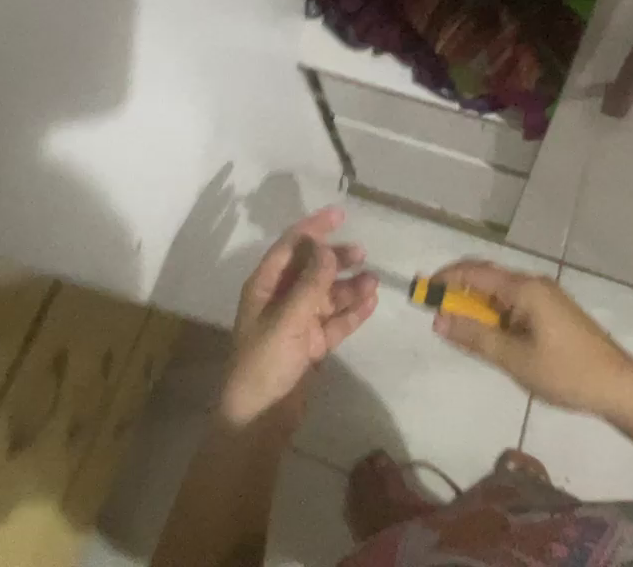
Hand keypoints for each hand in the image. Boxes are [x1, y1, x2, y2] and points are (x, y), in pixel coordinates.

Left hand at [219, 207, 378, 430]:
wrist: (259, 417)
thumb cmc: (265, 361)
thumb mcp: (287, 319)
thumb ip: (310, 284)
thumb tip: (328, 250)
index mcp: (264, 286)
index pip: (290, 247)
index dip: (313, 228)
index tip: (340, 214)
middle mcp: (280, 299)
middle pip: (311, 269)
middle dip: (335, 258)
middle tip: (362, 253)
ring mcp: (297, 322)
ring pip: (326, 295)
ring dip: (348, 286)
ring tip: (373, 281)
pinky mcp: (311, 345)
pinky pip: (335, 321)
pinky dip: (351, 312)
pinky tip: (370, 303)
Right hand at [428, 259, 632, 414]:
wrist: (622, 389)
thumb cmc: (566, 372)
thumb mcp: (514, 358)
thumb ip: (474, 337)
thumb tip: (438, 319)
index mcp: (524, 288)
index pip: (474, 272)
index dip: (445, 279)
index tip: (421, 292)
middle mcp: (534, 283)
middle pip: (486, 278)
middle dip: (458, 292)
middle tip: (436, 314)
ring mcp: (547, 297)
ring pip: (500, 293)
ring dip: (477, 307)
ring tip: (460, 331)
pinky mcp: (554, 313)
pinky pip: (515, 304)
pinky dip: (495, 315)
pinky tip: (492, 338)